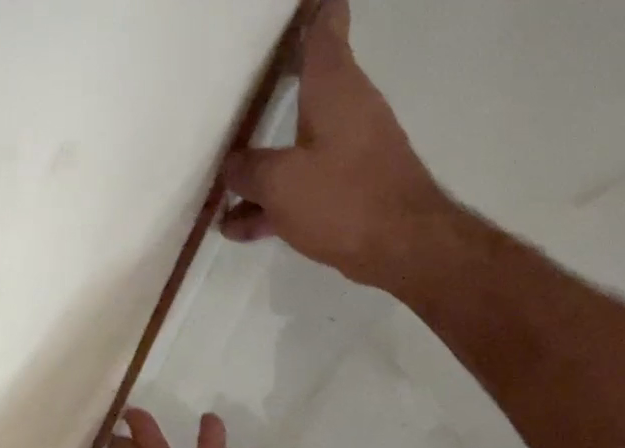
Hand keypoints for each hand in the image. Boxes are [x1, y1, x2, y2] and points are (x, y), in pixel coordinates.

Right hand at [218, 0, 459, 289]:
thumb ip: (248, 171)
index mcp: (333, 88)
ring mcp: (350, 151)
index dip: (314, 11)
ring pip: (298, 145)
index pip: (326, 30)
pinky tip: (240, 228)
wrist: (402, 247)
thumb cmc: (342, 199)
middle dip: (277, 82)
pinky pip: (303, 184)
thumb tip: (233, 168)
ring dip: (263, 163)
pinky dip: (275, 199)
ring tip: (222, 185)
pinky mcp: (351, 189)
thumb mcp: (279, 184)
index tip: (303, 3)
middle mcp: (346, 110)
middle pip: (307, 85)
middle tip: (248, 76)